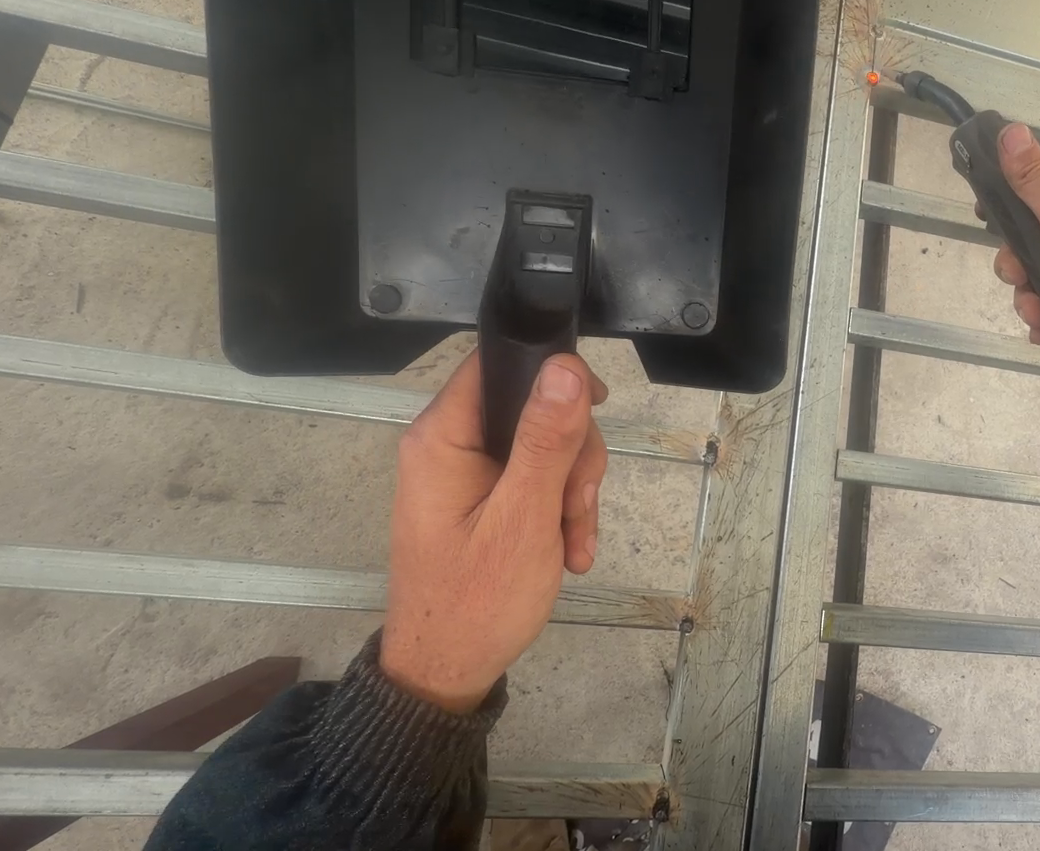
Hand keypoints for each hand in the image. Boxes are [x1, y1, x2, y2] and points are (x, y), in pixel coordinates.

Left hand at [380, 352, 607, 712]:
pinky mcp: (485, 497)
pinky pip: (537, 479)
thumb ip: (546, 440)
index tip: (596, 405)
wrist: (446, 676)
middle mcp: (452, 444)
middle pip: (533, 408)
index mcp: (444, 436)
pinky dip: (560, 510)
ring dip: (573, 492)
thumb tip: (567, 367)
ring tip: (576, 543)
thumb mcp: (523, 518)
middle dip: (572, 456)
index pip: (499, 364)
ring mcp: (468, 472)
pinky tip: (570, 550)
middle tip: (580, 505)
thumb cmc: (478, 600)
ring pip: (545, 447)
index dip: (552, 371)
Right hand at [991, 123, 1039, 370]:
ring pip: (1036, 274)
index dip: (1003, 205)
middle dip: (1014, 266)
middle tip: (1018, 278)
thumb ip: (1030, 174)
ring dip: (1028, 298)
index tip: (987, 222)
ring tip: (1037, 315)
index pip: (1026, 186)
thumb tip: (1009, 127)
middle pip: (1024, 238)